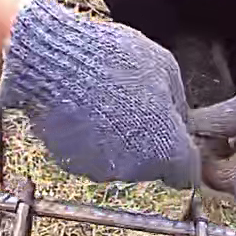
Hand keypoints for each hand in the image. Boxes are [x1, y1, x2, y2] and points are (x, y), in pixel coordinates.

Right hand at [0, 0, 198, 187]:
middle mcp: (137, 169)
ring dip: (121, 142)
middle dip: (152, 145)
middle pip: (153, 166)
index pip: (186, 174)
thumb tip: (179, 118)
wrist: (50, 62)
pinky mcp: (70, 164)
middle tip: (139, 111)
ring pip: (121, 162)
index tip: (177, 143)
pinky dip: (91, 141)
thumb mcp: (165, 69)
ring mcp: (101, 169)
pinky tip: (86, 112)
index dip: (183, 157)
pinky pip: (91, 155)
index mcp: (168, 151)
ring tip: (108, 106)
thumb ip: (178, 102)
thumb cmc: (112, 61)